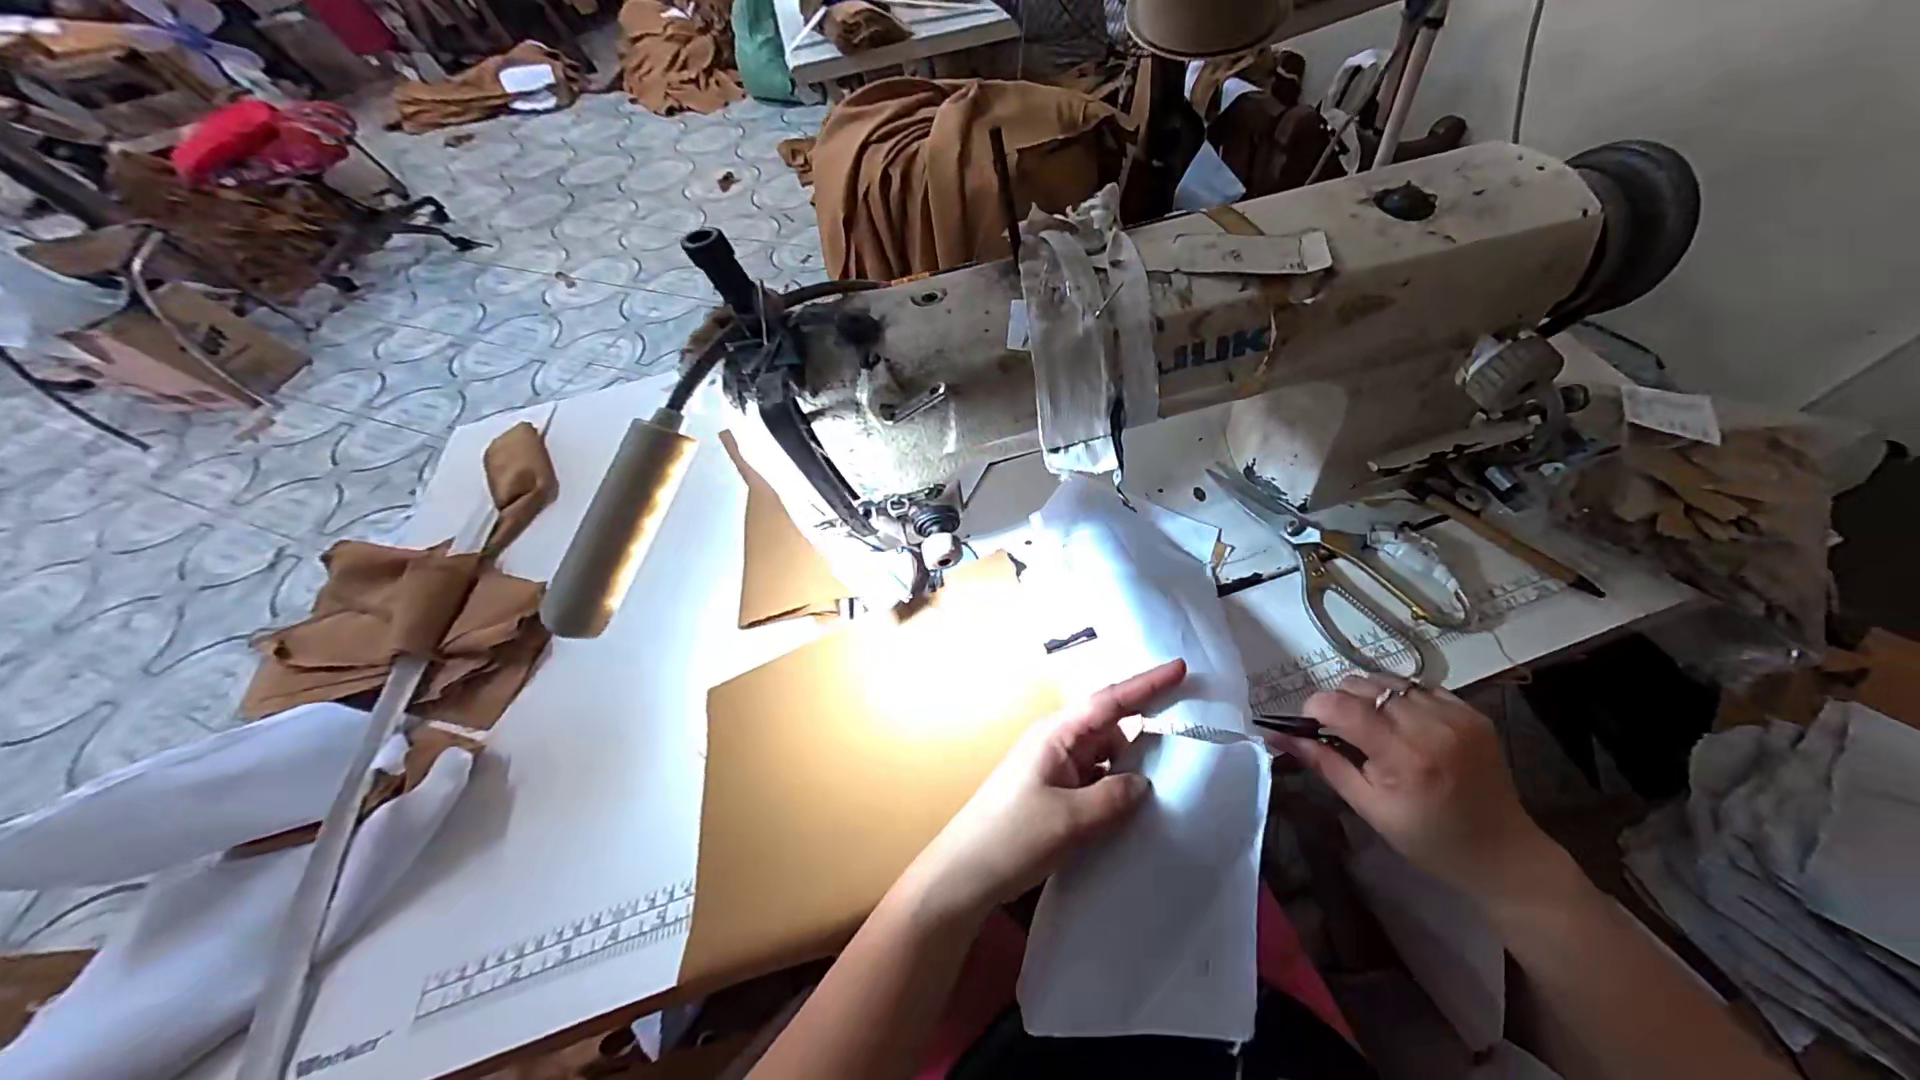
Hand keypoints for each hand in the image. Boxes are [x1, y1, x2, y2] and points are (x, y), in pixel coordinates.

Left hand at [900, 659, 1184, 920]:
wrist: (966, 872)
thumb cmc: (1013, 836)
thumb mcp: (1071, 819)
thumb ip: (1114, 797)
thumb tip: (1143, 783)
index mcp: (1058, 735)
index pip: (1110, 700)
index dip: (1147, 684)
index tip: (1181, 667)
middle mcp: (1058, 743)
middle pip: (1112, 725)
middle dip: (1149, 725)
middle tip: (1194, 727)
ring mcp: (1056, 768)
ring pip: (1107, 755)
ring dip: (1135, 763)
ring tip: (1179, 770)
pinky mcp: (1056, 793)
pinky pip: (1098, 779)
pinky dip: (1119, 786)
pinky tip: (1142, 803)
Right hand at [1265, 674, 1568, 906]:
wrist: (1504, 853)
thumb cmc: (1428, 839)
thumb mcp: (1368, 806)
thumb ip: (1323, 763)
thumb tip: (1275, 736)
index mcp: (1403, 754)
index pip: (1339, 704)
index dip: (1314, 709)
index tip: (1310, 727)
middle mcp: (1430, 725)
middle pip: (1360, 685)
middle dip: (1340, 703)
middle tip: (1343, 734)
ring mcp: (1455, 714)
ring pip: (1386, 680)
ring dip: (1369, 698)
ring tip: (1374, 729)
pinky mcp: (1471, 712)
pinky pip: (1417, 687)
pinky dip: (1400, 700)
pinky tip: (1404, 726)